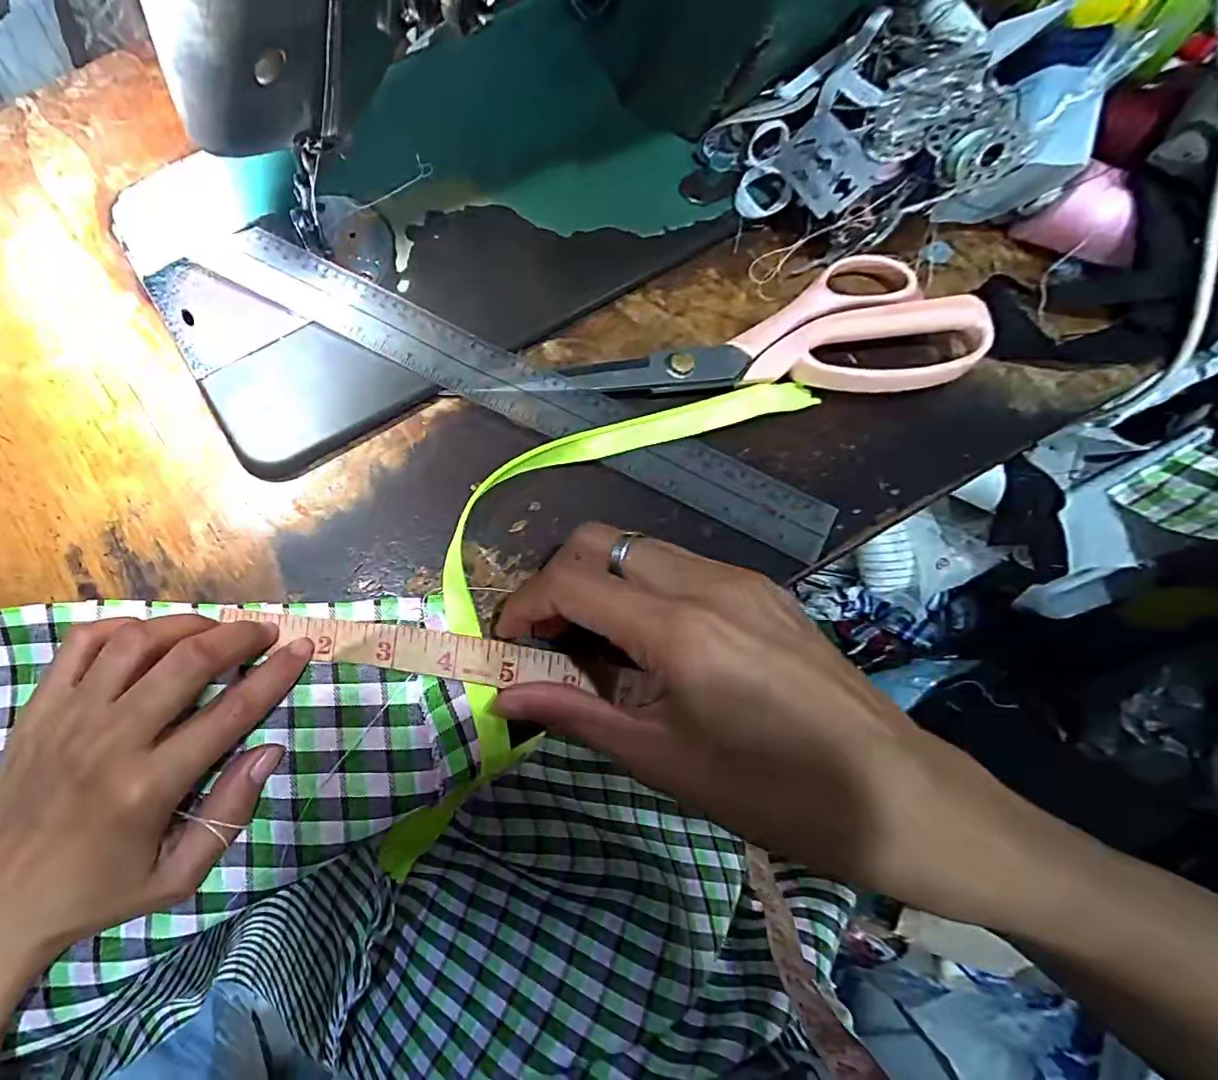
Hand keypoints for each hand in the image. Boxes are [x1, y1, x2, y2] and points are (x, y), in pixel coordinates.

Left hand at [0, 615, 310, 1078]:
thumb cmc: (94, 895)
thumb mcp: (174, 879)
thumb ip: (227, 813)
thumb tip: (270, 750)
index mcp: (150, 786)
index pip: (231, 712)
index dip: (275, 675)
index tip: (301, 649)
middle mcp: (112, 738)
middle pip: (189, 660)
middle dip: (238, 637)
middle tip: (263, 633)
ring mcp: (71, 714)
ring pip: (139, 639)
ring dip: (185, 625)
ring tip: (212, 632)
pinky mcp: (41, 703)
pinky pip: (83, 642)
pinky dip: (121, 626)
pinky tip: (145, 635)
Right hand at [490, 524, 1077, 930]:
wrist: (914, 805)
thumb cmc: (777, 794)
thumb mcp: (662, 761)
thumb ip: (573, 715)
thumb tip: (501, 698)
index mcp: (680, 629)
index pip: (568, 581)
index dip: (522, 606)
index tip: (508, 643)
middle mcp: (707, 585)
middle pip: (597, 541)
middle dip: (553, 579)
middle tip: (548, 634)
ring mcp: (741, 582)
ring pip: (636, 547)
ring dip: (595, 580)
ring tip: (593, 642)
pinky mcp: (763, 592)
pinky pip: (675, 565)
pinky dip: (636, 587)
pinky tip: (648, 642)